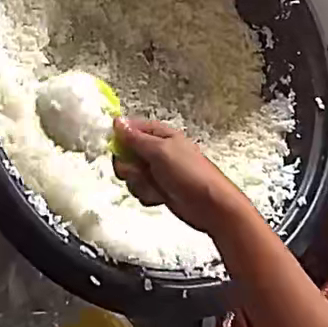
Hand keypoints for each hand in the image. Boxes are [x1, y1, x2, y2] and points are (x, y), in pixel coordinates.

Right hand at [111, 117, 252, 233]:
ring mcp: (157, 171)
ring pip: (131, 175)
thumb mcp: (160, 151)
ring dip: (140, 183)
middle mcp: (157, 150)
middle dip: (129, 167)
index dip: (122, 138)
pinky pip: (140, 190)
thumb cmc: (188, 173)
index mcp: (160, 134)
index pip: (132, 128)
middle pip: (127, 154)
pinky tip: (160, 197)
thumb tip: (118, 121)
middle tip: (141, 171)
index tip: (119, 150)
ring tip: (156, 186)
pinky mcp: (158, 189)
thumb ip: (136, 138)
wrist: (209, 205)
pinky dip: (147, 195)